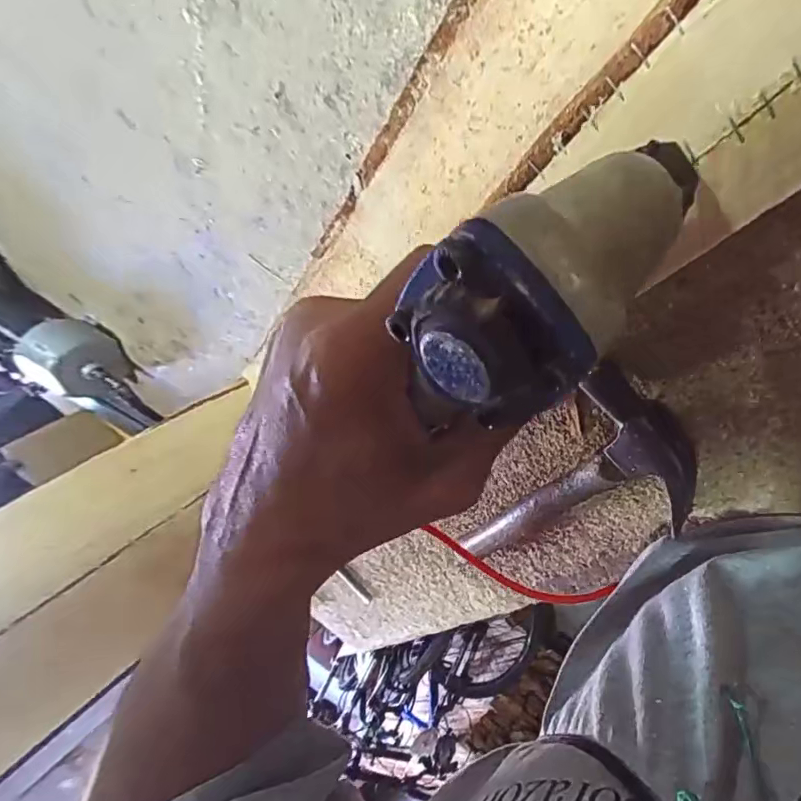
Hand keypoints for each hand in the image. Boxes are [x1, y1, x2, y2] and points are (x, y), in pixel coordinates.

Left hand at [196, 249, 513, 590]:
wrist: (264, 531)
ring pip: (389, 308)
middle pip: (413, 291)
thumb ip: (499, 427)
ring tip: (417, 399)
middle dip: (449, 328)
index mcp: (356, 349)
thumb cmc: (354, 512)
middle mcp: (321, 319)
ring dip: (415, 342)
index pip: (431, 269)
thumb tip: (536, 386)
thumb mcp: (448, 481)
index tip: (502, 324)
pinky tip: (381, 399)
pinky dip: (384, 350)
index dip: (477, 287)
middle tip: (464, 380)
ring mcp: (300, 322)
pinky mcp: (292, 334)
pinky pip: (360, 323)